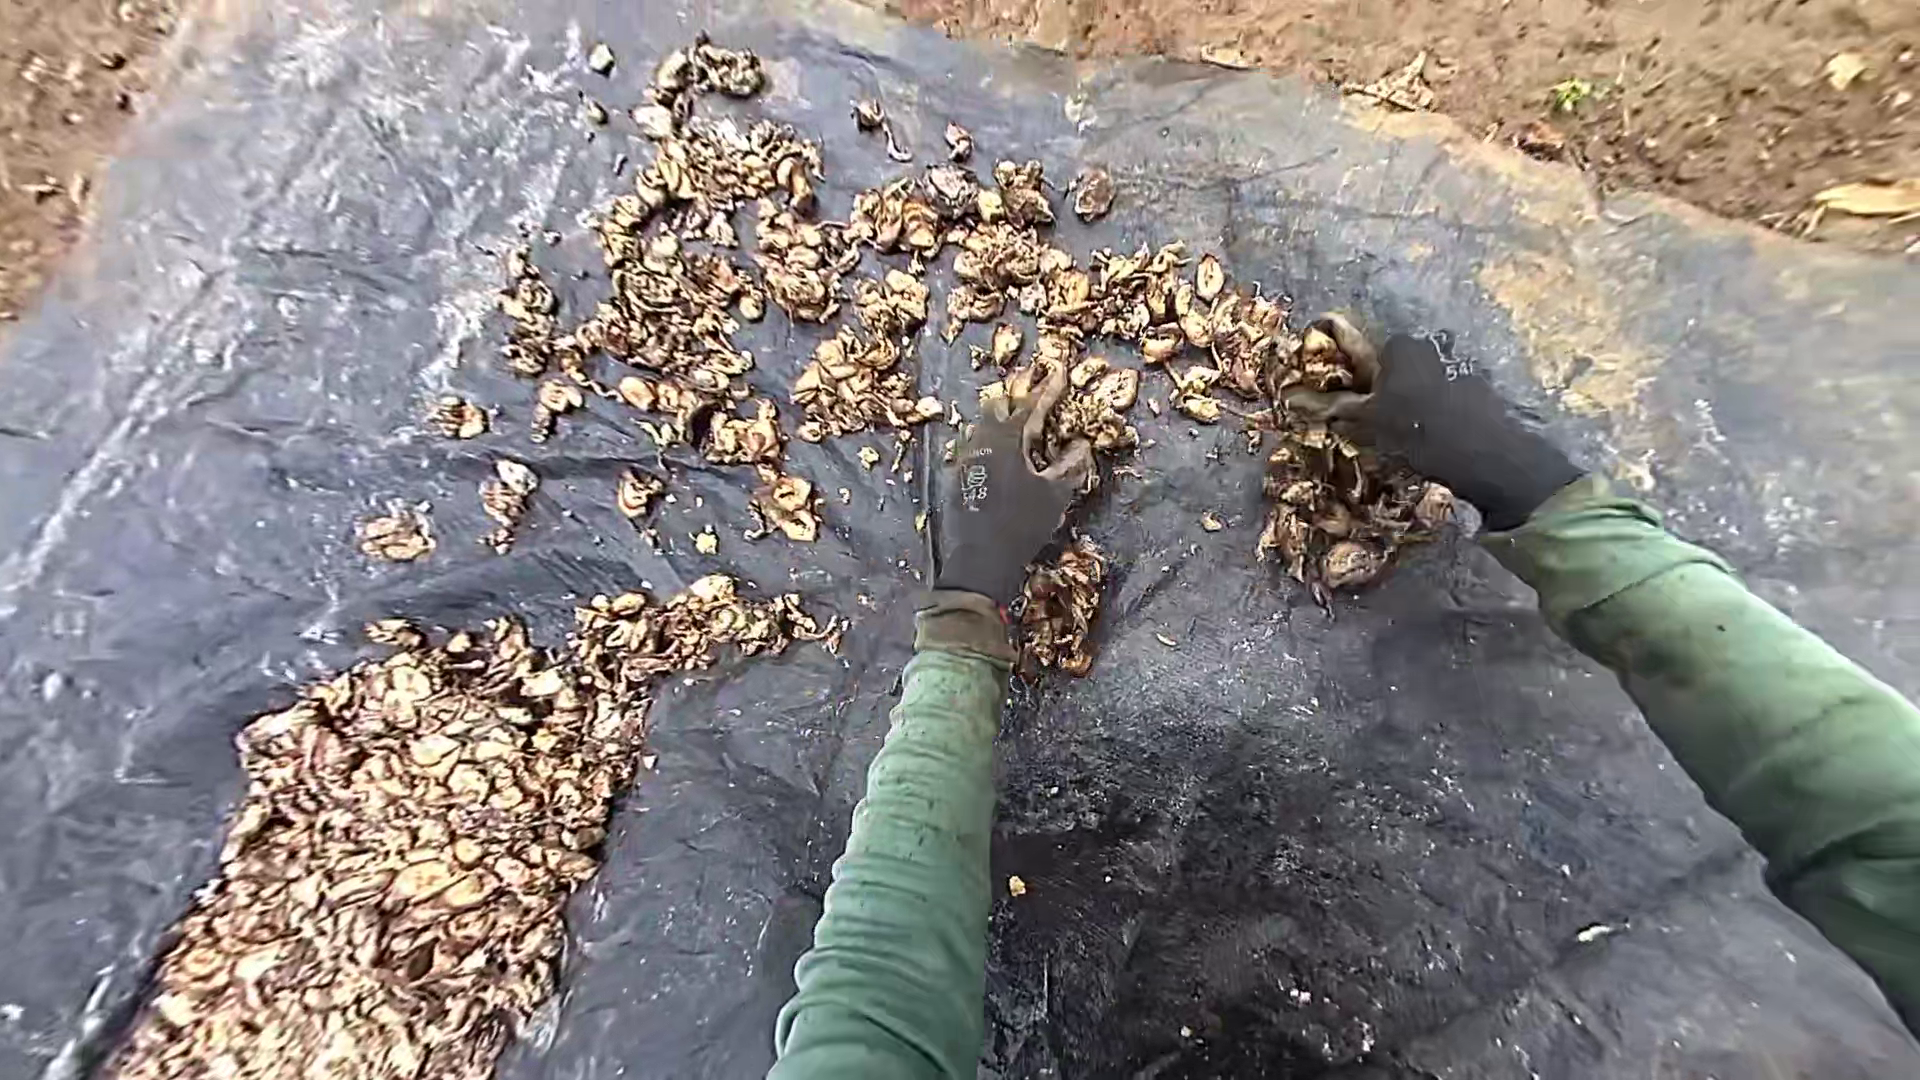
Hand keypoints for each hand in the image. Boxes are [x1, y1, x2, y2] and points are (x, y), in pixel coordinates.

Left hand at [935, 364, 1092, 604]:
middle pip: (999, 407)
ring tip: (1021, 424)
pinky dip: (992, 442)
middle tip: (1038, 398)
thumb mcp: (1053, 494)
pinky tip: (1001, 454)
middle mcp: (982, 442)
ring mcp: (966, 458)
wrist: (981, 557)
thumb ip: (1069, 465)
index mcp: (1007, 439)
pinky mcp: (958, 476)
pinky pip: (976, 447)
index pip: (1031, 406)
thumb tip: (1082, 444)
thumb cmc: (1022, 523)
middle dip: (1019, 399)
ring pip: (983, 426)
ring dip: (1002, 421)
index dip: (1049, 390)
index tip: (1060, 371)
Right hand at [1286, 316, 1580, 530]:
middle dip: (1390, 381)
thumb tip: (1292, 398)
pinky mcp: (1482, 384)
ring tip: (1405, 425)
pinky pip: (1448, 389)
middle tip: (1378, 413)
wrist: (1484, 453)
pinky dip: (1438, 404)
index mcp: (1400, 347)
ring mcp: (1461, 363)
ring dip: (1414, 394)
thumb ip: (1333, 406)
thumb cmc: (1416, 430)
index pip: (1372, 351)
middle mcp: (1432, 345)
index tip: (1356, 397)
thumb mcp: (1366, 421)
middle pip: (1401, 361)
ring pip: (1425, 375)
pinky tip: (1432, 428)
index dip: (1362, 374)